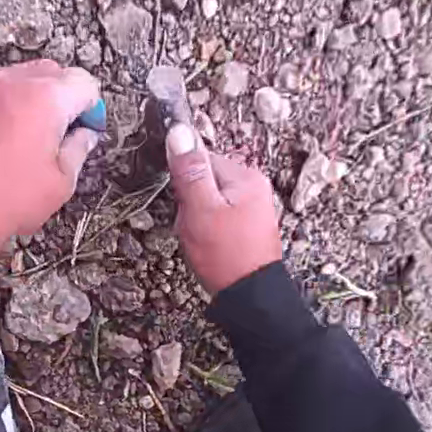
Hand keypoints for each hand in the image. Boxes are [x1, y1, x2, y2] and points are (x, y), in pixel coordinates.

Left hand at [0, 61, 100, 271]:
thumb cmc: (8, 200)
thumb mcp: (62, 182)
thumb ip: (80, 149)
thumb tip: (86, 136)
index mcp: (46, 99)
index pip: (85, 83)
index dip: (93, 109)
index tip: (89, 132)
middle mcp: (16, 84)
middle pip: (56, 72)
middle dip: (69, 98)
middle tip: (68, 134)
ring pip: (27, 77)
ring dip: (42, 98)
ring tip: (41, 137)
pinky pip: (3, 89)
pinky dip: (17, 103)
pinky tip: (16, 138)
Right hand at [165, 121, 281, 293]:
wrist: (250, 299)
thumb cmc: (226, 256)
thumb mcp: (201, 210)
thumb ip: (190, 171)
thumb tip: (178, 132)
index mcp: (245, 177)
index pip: (201, 160)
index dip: (184, 183)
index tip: (185, 204)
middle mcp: (253, 188)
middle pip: (204, 182)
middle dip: (190, 205)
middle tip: (196, 227)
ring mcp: (251, 209)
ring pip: (207, 203)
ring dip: (196, 221)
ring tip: (203, 240)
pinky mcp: (246, 227)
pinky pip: (216, 219)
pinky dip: (206, 232)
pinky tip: (208, 247)